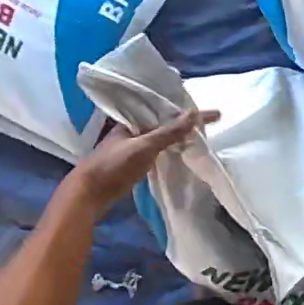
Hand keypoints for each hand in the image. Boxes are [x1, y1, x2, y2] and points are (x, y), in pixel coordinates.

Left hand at [63, 109, 217, 209]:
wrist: (88, 195)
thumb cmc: (113, 166)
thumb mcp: (144, 146)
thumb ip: (169, 132)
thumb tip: (194, 114)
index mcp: (134, 120)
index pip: (167, 109)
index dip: (191, 111)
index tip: (216, 114)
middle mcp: (133, 130)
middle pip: (165, 120)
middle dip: (186, 120)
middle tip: (210, 121)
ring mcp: (133, 146)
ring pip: (162, 136)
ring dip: (179, 135)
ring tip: (200, 135)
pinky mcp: (134, 162)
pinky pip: (158, 149)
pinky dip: (172, 149)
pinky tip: (181, 151)